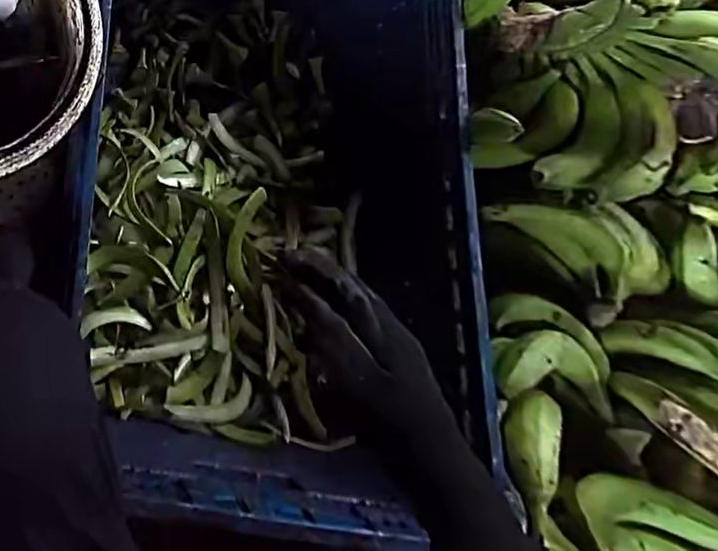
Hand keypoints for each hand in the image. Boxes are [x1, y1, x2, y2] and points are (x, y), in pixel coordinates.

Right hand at [284, 248, 531, 549]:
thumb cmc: (390, 423)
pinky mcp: (397, 354)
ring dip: (330, 281)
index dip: (309, 267)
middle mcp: (388, 320)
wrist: (436, 460)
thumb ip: (331, 334)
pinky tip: (329, 311)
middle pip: (351, 283)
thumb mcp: (355, 379)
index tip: (281, 258)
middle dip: (318, 267)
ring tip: (303, 276)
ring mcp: (396, 336)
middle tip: (287, 258)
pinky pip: (363, 312)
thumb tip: (303, 295)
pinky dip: (340, 301)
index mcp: (378, 322)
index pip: (340, 281)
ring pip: (359, 296)